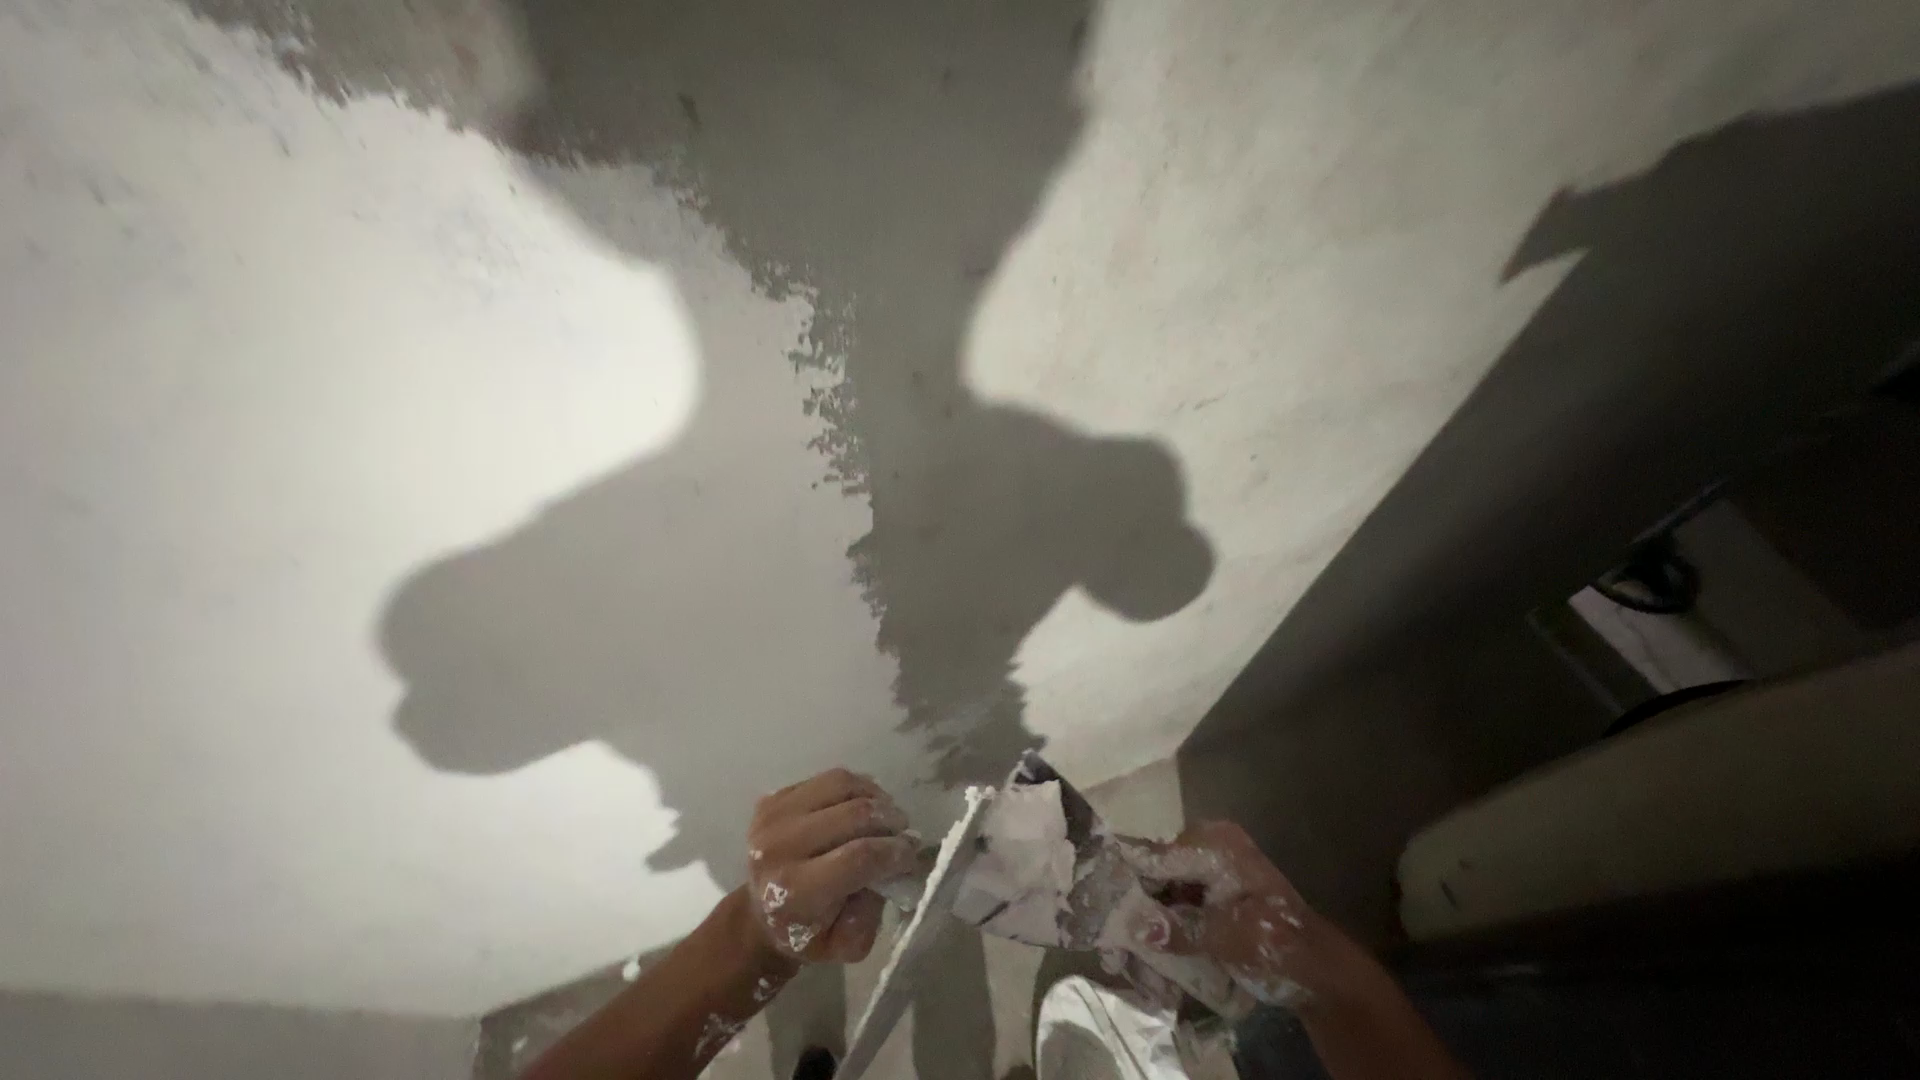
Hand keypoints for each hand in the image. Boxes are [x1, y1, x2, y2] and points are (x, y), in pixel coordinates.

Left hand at [744, 768, 917, 964]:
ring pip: (842, 785)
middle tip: (904, 833)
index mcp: (794, 891)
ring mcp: (773, 816)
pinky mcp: (773, 798)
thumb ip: (871, 914)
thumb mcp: (844, 945)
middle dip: (890, 821)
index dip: (894, 851)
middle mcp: (779, 847)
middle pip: (854, 814)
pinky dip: (855, 787)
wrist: (757, 914)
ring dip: (875, 797)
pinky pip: (828, 779)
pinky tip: (864, 803)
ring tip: (887, 814)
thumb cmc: (806, 933)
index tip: (911, 854)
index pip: (859, 857)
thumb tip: (894, 872)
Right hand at [1119, 821, 1345, 1006]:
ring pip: (1155, 902)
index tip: (1093, 902)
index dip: (1122, 879)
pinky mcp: (1201, 906)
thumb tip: (1138, 928)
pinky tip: (1151, 973)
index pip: (1154, 855)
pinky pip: (1168, 917)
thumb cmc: (1283, 944)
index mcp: (1212, 844)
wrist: (1320, 975)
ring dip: (1144, 938)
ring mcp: (1200, 879)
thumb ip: (1186, 930)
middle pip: (1149, 879)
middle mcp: (1201, 853)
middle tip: (1112, 951)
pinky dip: (1158, 943)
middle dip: (1131, 918)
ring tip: (1134, 972)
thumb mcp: (1235, 937)